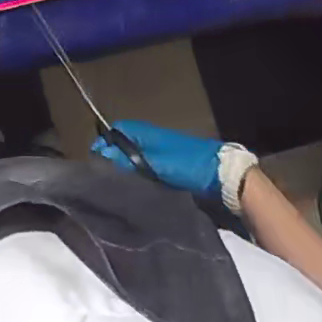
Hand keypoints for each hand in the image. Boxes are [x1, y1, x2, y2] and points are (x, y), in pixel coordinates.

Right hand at [93, 119, 246, 203]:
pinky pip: (145, 169)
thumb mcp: (154, 162)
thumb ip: (126, 158)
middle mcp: (149, 138)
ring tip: (120, 187)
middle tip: (107, 179)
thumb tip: (100, 155)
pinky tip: (138, 190)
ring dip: (127, 170)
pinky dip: (139, 177)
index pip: (114, 131)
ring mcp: (159, 153)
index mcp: (144, 132)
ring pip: (133, 158)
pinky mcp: (168, 167)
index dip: (103, 145)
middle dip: (113, 159)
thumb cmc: (188, 166)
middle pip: (121, 145)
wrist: (223, 178)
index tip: (97, 164)